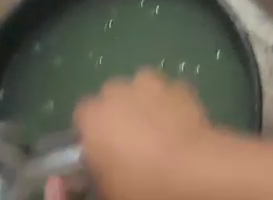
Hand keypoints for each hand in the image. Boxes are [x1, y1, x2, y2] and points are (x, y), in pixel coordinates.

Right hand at [73, 70, 218, 199]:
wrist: (190, 170)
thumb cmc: (140, 185)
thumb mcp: (106, 189)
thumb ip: (96, 171)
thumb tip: (99, 166)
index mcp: (93, 117)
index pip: (82, 113)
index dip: (90, 130)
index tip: (98, 148)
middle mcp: (119, 91)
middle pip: (111, 93)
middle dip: (116, 110)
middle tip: (126, 138)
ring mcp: (152, 83)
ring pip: (140, 84)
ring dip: (142, 99)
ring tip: (153, 126)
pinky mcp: (179, 84)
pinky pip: (167, 91)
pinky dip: (168, 102)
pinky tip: (177, 123)